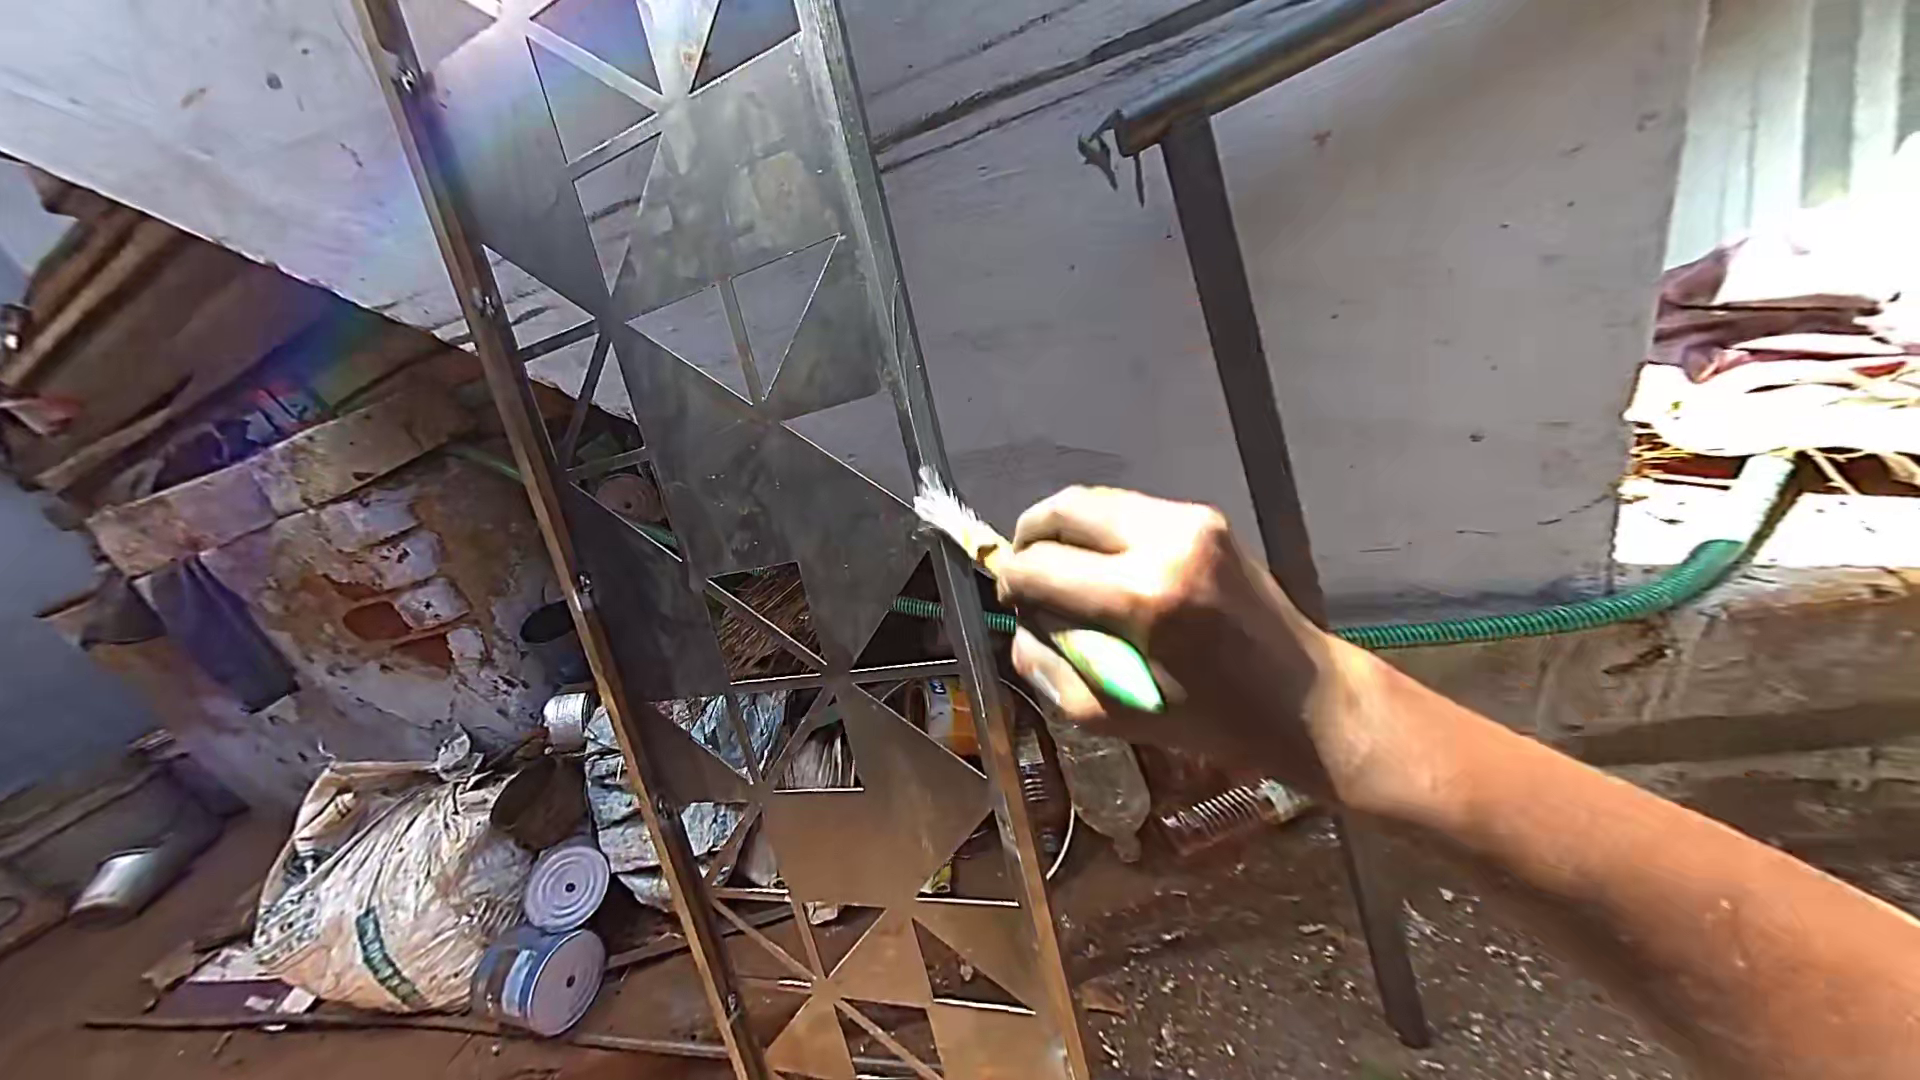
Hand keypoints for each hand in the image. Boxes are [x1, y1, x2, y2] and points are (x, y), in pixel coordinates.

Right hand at [995, 486, 1405, 809]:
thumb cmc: (1209, 721)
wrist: (1306, 698)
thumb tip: (1020, 621)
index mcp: (1142, 599)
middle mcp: (1166, 542)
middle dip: (1027, 538)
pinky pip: (1126, 508)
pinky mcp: (1205, 515)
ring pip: (1091, 499)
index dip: (1011, 582)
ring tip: (1059, 565)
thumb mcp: (1109, 716)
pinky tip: (1102, 561)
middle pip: (1061, 509)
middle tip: (1023, 571)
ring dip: (1062, 529)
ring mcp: (1191, 520)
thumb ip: (1046, 666)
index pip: (1039, 567)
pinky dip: (1099, 529)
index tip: (1010, 597)